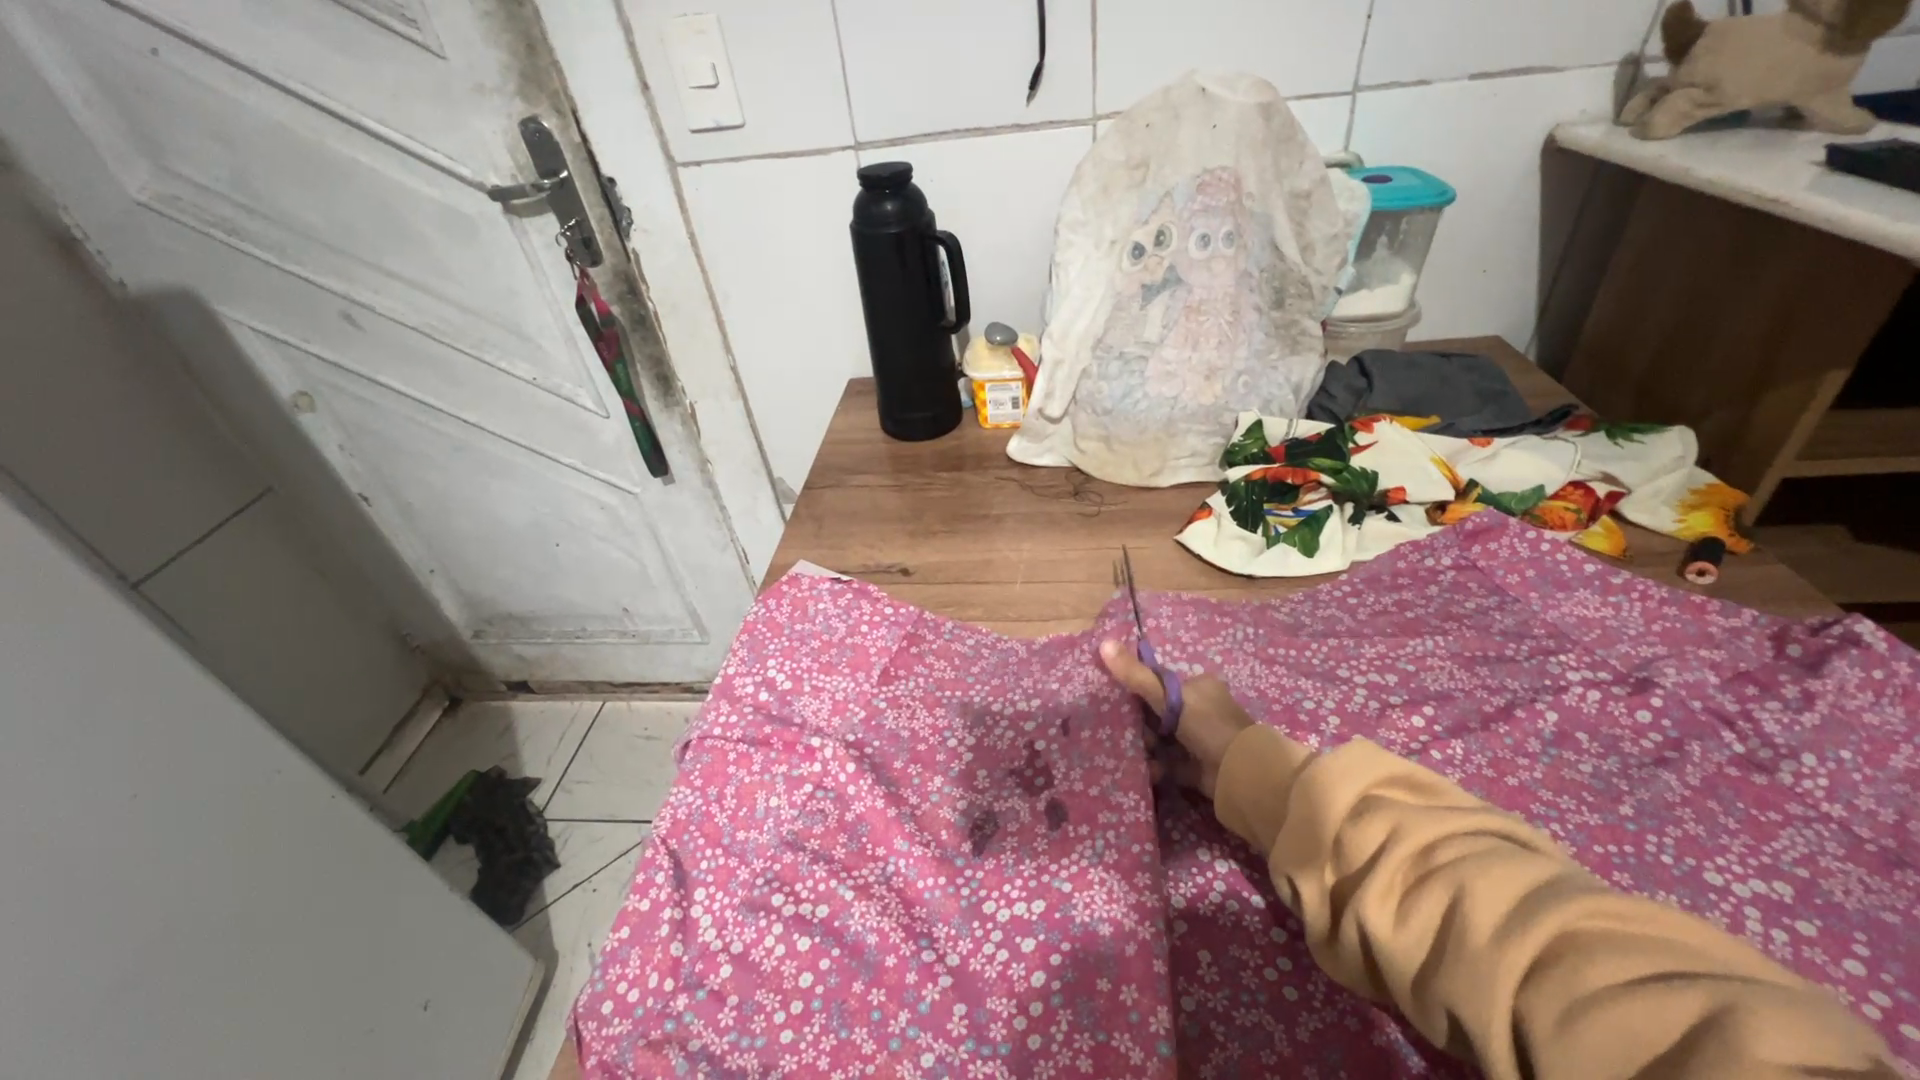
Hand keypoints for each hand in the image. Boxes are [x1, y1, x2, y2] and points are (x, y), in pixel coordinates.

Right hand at [1099, 639, 1252, 798]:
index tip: (1121, 705)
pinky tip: (1151, 769)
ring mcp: (1201, 739)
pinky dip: (1159, 766)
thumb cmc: (1206, 724)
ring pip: (1163, 740)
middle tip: (1127, 733)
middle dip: (1142, 726)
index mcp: (1199, 687)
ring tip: (1137, 754)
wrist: (1239, 771)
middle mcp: (1202, 710)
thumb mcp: (1167, 696)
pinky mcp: (1198, 766)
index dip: (1141, 694)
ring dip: (1148, 748)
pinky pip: (1170, 762)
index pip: (1163, 685)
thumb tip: (1103, 642)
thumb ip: (1136, 675)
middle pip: (1161, 714)